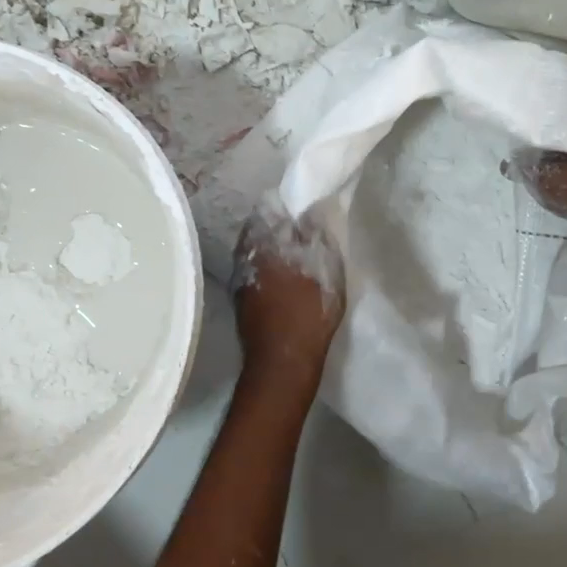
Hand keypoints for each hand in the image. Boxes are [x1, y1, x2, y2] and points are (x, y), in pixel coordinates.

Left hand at [231, 207, 344, 391]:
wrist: (282, 362)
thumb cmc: (310, 314)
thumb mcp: (328, 272)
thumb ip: (320, 239)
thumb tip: (311, 214)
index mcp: (266, 243)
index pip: (268, 208)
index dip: (284, 204)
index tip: (300, 207)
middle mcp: (246, 255)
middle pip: (257, 228)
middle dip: (275, 224)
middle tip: (298, 228)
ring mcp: (239, 277)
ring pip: (252, 248)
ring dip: (269, 245)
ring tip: (291, 251)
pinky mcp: (239, 297)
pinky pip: (251, 268)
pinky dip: (264, 265)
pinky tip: (281, 276)